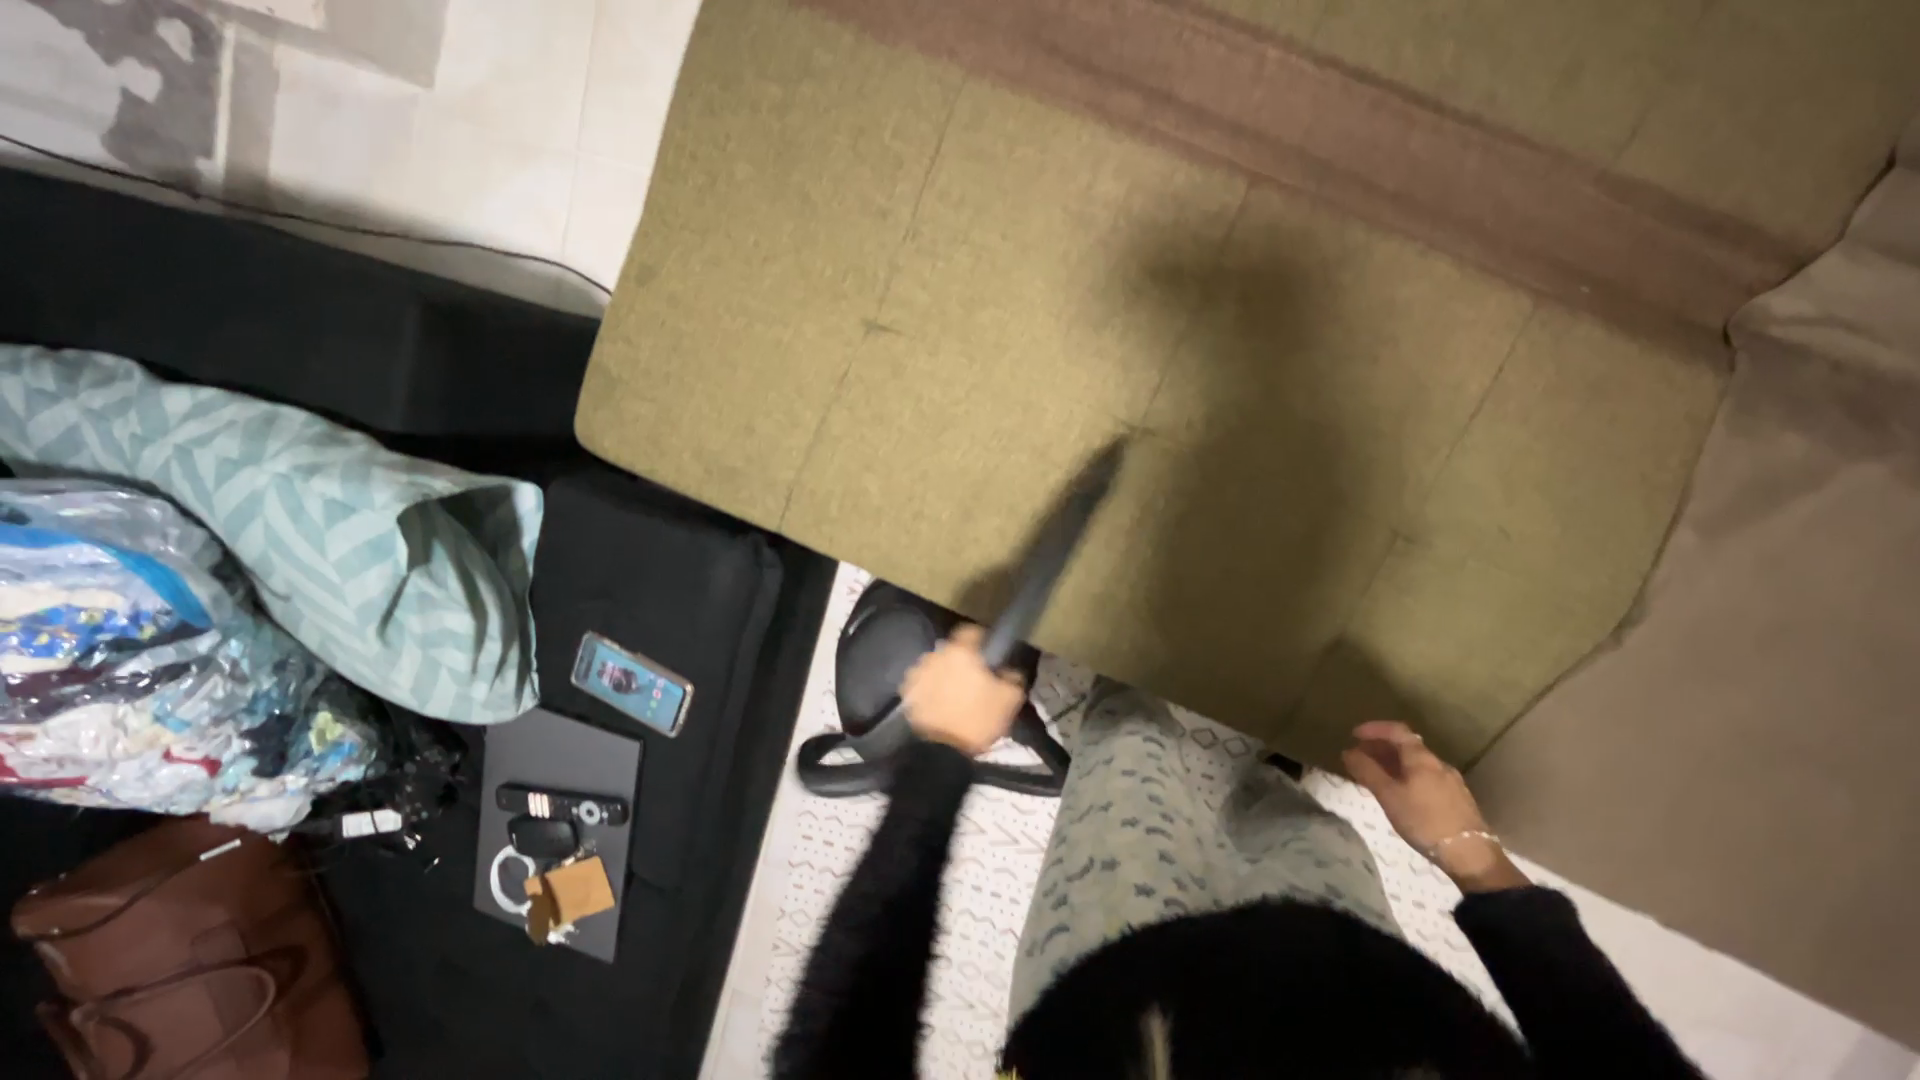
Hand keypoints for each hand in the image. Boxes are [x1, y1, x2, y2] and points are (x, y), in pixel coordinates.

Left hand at [899, 626, 1025, 756]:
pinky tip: (939, 703)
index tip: (989, 654)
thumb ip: (1013, 677)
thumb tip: (1009, 669)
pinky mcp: (907, 692)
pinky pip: (922, 682)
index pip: (972, 631)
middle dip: (961, 660)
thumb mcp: (1010, 699)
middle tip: (973, 678)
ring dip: (944, 673)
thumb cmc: (979, 721)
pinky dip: (930, 688)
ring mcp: (918, 673)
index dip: (982, 640)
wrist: (943, 751)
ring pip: (936, 665)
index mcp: (962, 652)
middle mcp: (936, 655)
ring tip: (954, 692)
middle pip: (952, 650)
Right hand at [1342, 721, 1527, 892]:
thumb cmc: (1424, 820)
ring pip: (1417, 763)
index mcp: (1422, 758)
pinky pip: (1426, 777)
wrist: (1471, 854)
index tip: (1354, 735)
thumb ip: (1367, 771)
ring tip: (1376, 777)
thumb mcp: (1388, 796)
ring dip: (1394, 763)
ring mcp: (1451, 781)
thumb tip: (1348, 752)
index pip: (1397, 731)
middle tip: (1360, 757)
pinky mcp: (1457, 798)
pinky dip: (1407, 776)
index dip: (1374, 729)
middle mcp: (1439, 764)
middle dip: (1381, 748)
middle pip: (1407, 746)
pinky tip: (1402, 794)